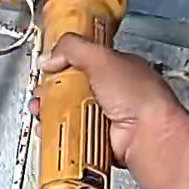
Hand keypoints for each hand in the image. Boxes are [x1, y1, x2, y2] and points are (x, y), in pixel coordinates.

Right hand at [35, 35, 188, 170]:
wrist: (147, 136)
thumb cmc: (138, 97)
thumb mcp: (101, 59)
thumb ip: (73, 49)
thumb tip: (48, 56)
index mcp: (115, 68)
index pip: (83, 60)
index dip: (62, 62)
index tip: (45, 68)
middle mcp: (111, 93)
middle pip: (71, 89)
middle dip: (51, 92)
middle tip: (41, 95)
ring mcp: (104, 117)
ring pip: (69, 113)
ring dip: (51, 114)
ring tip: (40, 113)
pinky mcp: (97, 139)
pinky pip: (72, 134)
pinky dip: (59, 134)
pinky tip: (50, 131)